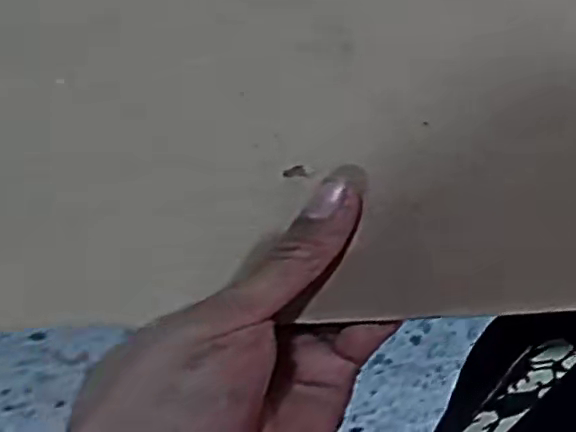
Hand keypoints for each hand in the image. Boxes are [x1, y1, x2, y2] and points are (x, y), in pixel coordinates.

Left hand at [71, 166, 398, 431]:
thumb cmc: (156, 425)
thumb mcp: (215, 327)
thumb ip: (286, 263)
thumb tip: (338, 191)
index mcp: (200, 315)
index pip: (259, 249)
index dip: (298, 211)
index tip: (338, 170)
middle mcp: (249, 329)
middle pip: (312, 264)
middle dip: (347, 226)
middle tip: (389, 176)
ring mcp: (294, 350)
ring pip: (349, 288)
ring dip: (378, 257)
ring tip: (412, 206)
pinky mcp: (335, 370)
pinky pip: (374, 323)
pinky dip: (399, 296)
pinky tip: (419, 261)